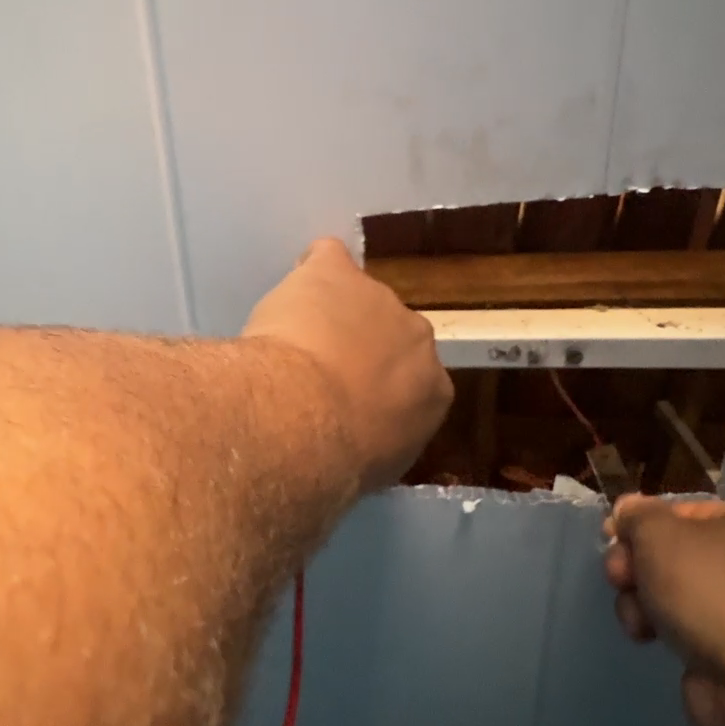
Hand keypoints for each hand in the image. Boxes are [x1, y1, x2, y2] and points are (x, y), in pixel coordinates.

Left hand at [241, 238, 453, 490]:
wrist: (304, 420)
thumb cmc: (339, 460)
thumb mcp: (376, 467)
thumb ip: (381, 442)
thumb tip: (362, 443)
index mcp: (434, 390)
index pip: (414, 380)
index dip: (380, 387)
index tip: (350, 400)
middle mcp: (416, 338)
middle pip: (388, 333)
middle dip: (358, 347)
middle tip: (317, 372)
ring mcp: (378, 299)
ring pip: (353, 298)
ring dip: (328, 314)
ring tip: (290, 340)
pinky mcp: (335, 273)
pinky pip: (327, 257)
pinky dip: (311, 268)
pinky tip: (293, 285)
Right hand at [605, 496, 724, 725]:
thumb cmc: (715, 592)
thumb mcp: (660, 534)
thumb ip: (637, 515)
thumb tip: (629, 508)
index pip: (685, 511)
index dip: (642, 521)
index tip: (611, 537)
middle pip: (677, 554)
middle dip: (637, 565)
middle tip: (619, 578)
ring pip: (677, 593)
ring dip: (643, 601)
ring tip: (638, 621)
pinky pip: (692, 630)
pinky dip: (667, 633)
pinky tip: (653, 640)